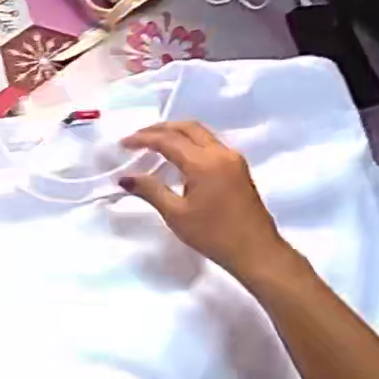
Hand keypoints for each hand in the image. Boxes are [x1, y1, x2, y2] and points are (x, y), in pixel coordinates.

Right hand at [119, 120, 299, 282]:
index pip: (168, 141)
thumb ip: (150, 190)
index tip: (123, 143)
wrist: (255, 250)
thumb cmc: (212, 234)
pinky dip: (189, 143)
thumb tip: (125, 178)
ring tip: (152, 143)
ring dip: (176, 134)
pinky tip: (177, 157)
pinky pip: (209, 145)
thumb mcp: (175, 214)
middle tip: (137, 137)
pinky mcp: (237, 168)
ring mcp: (232, 159)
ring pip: (201, 134)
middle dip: (160, 128)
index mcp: (204, 163)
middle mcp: (221, 153)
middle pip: (188, 128)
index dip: (143, 139)